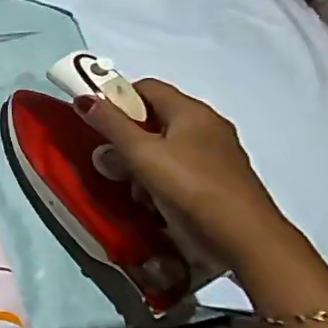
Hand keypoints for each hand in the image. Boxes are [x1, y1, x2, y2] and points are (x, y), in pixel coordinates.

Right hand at [72, 79, 294, 263]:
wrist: (245, 239)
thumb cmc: (190, 187)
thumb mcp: (141, 154)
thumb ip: (111, 125)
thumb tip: (83, 98)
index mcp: (192, 112)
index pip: (147, 87)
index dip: (117, 97)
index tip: (96, 120)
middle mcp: (207, 127)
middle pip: (154, 119)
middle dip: (126, 138)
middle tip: (111, 160)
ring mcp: (215, 156)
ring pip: (164, 147)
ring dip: (141, 164)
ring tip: (133, 187)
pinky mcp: (217, 182)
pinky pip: (178, 170)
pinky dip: (159, 180)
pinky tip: (153, 201)